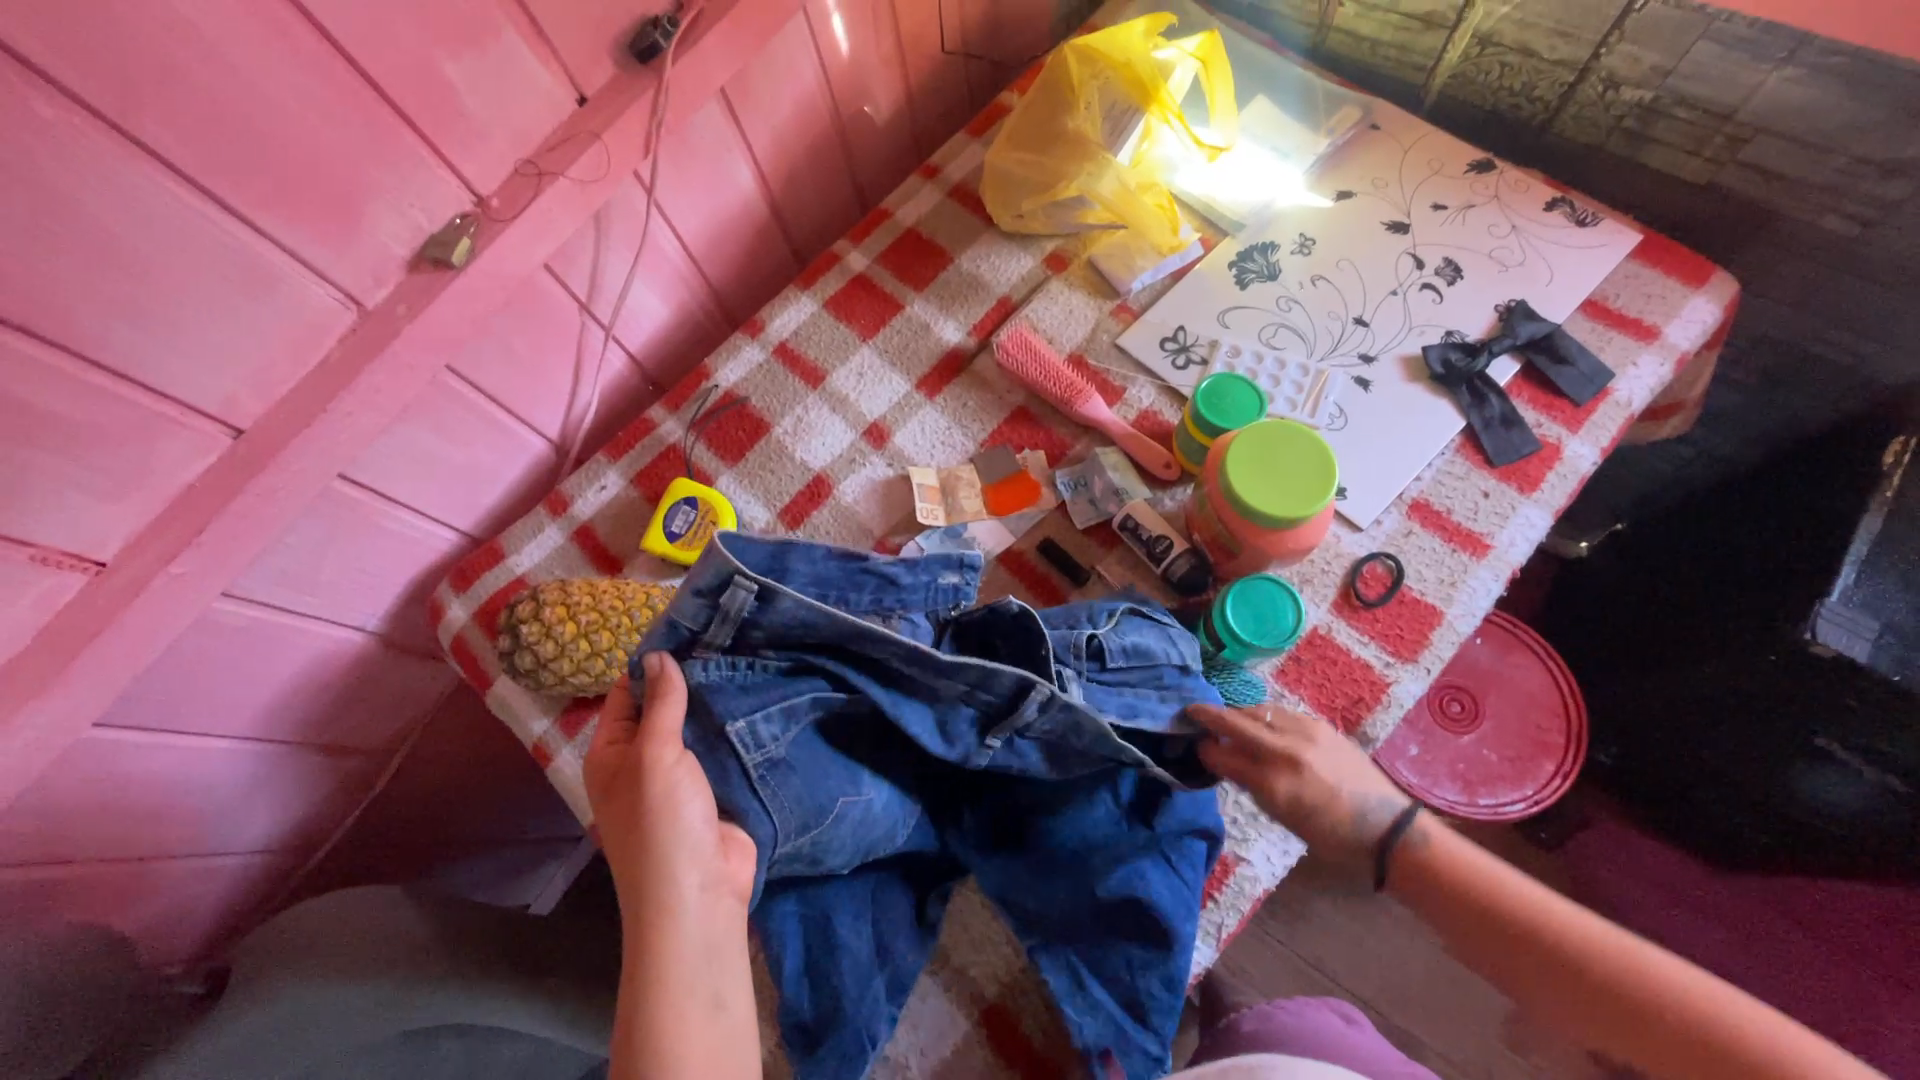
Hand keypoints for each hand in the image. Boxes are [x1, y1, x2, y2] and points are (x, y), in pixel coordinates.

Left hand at [584, 652, 760, 1079]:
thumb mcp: (654, 755)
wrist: (699, 895)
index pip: (626, 695)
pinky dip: (738, 730)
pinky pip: (725, 751)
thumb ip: (660, 704)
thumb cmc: (661, 823)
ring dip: (717, 704)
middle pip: (665, 710)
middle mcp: (643, 763)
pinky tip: (762, 697)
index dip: (652, 663)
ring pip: (698, 730)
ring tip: (749, 655)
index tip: (687, 625)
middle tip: (726, 633)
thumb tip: (659, 656)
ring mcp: (682, 780)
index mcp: (612, 754)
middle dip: (691, 680)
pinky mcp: (717, 792)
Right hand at [1188, 704, 1414, 865]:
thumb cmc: (1330, 836)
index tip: (1194, 745)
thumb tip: (1222, 758)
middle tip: (1192, 712)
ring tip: (1228, 719)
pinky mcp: (1322, 726)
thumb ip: (1249, 782)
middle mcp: (1286, 751)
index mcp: (1273, 783)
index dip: (1204, 748)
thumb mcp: (1281, 815)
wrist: (1387, 829)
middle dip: (1209, 715)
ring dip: (1238, 713)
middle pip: (1236, 721)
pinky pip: (1282, 713)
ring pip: (1258, 710)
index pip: (1223, 753)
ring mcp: (1306, 733)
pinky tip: (1263, 725)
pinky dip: (1265, 715)